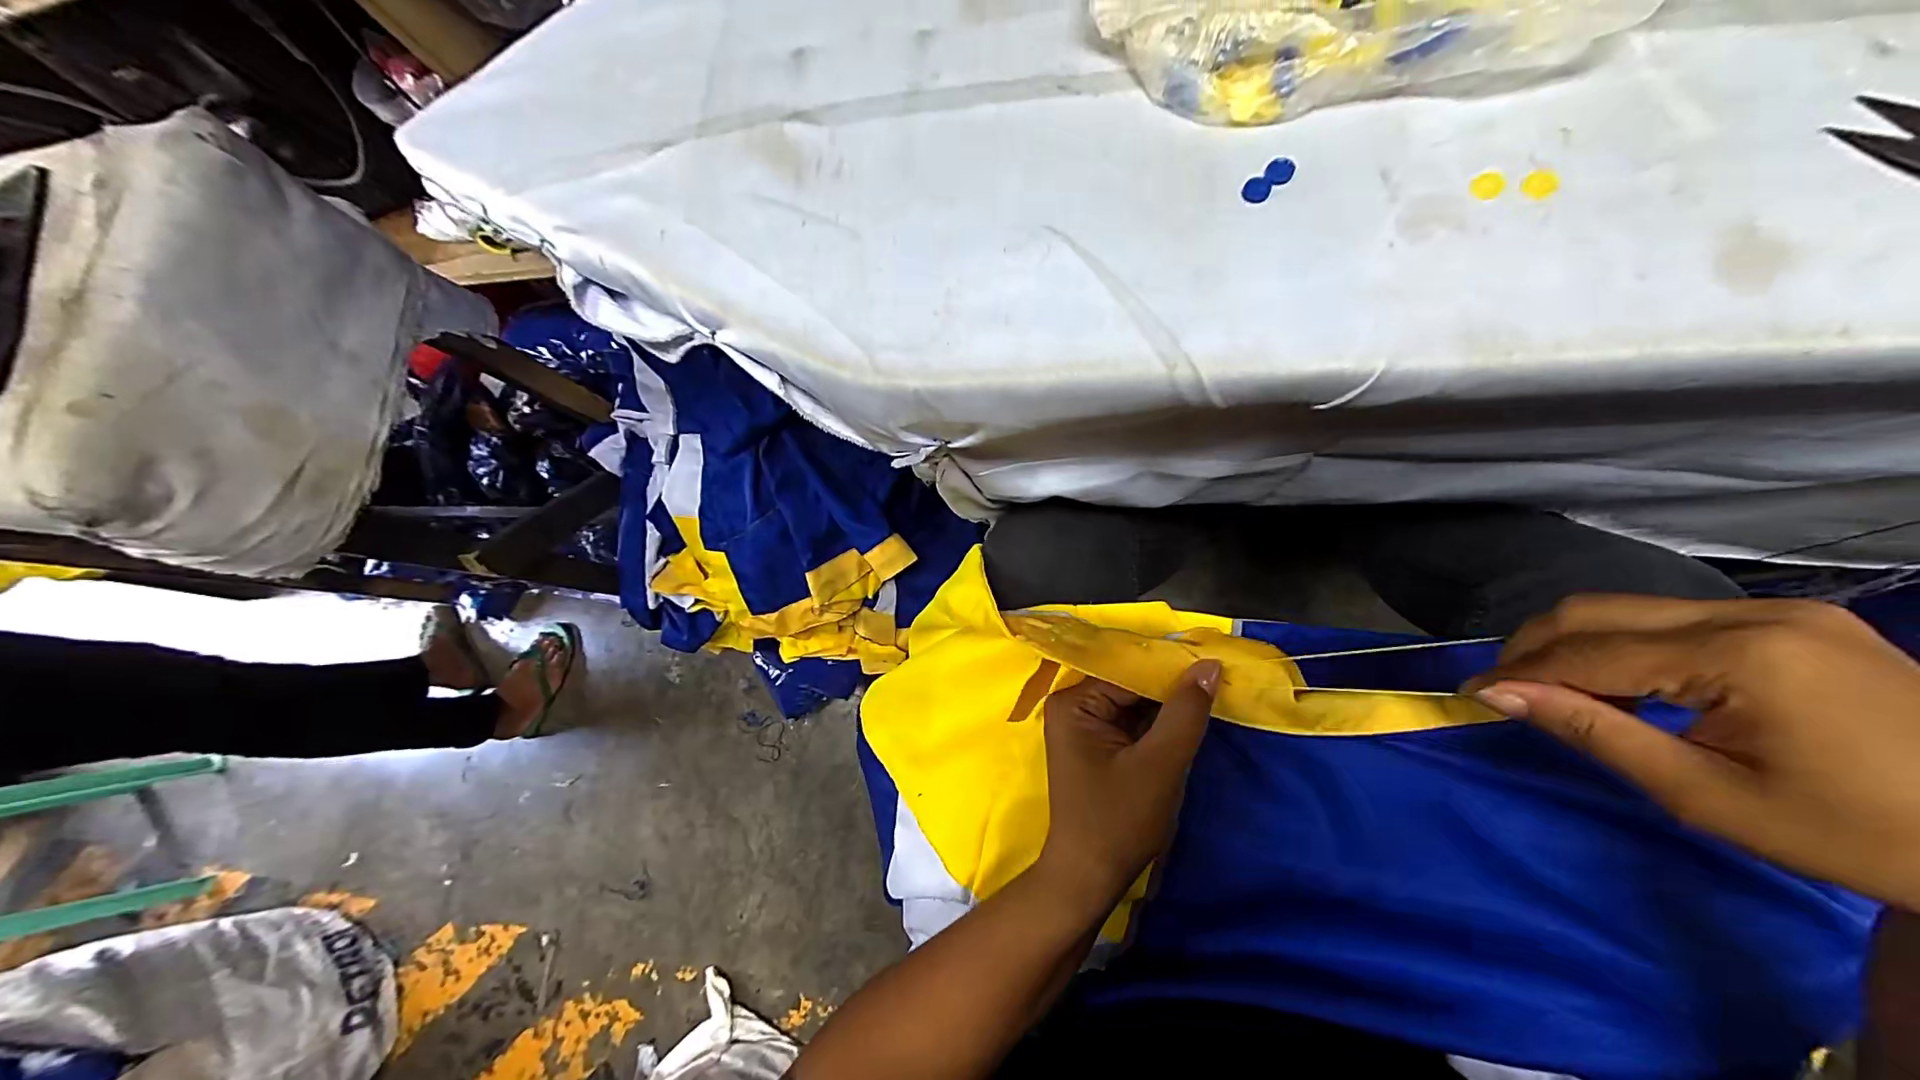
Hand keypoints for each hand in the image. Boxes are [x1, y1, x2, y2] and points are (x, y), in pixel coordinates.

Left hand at [1034, 662, 1220, 910]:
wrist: (1090, 876)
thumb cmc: (1119, 821)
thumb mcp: (1159, 764)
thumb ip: (1185, 712)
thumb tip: (1209, 665)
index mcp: (1074, 703)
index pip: (1129, 672)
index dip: (1172, 668)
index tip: (1215, 662)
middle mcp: (1074, 706)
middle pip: (1131, 685)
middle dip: (1172, 685)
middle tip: (1221, 676)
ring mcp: (1084, 727)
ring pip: (1135, 703)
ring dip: (1170, 704)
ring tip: (1215, 691)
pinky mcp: (1099, 746)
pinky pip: (1133, 723)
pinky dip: (1160, 724)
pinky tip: (1192, 716)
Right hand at [1464, 595, 1919, 908]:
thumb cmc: (1860, 833)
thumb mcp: (1710, 795)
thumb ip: (1596, 732)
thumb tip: (1499, 695)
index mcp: (1740, 654)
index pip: (1588, 651)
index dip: (1518, 672)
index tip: (1470, 695)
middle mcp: (1752, 613)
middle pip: (1598, 609)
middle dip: (1534, 646)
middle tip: (1504, 690)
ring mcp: (1778, 610)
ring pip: (1629, 607)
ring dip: (1574, 643)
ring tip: (1551, 688)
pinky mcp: (1793, 619)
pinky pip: (1673, 618)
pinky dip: (1623, 643)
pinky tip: (1619, 679)